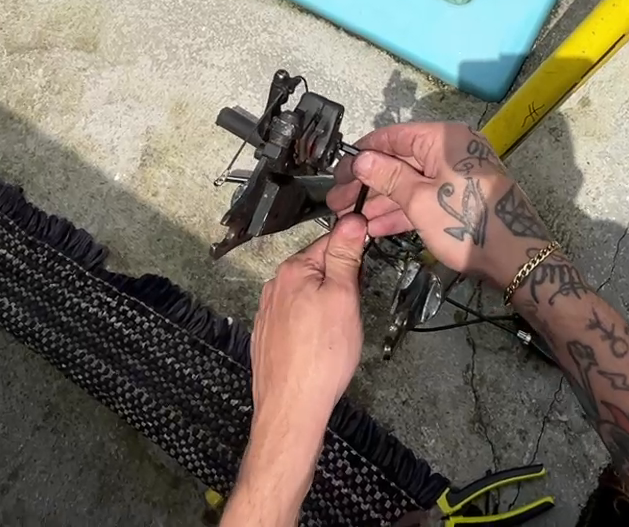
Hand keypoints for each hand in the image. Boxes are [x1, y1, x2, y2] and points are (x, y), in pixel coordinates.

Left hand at [227, 216, 369, 526]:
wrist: (291, 410)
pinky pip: (295, 317)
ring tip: (336, 332)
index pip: (329, 243)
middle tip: (350, 310)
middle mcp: (274, 286)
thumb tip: (351, 218)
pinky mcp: (266, 337)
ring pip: (306, 294)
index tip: (362, 275)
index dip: (352, 257)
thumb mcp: (344, 297)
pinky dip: (310, 324)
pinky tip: (318, 345)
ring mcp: (267, 312)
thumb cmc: (322, 355)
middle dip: (339, 283)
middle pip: (317, 268)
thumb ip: (345, 255)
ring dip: (324, 303)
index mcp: (293, 270)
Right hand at [328, 122, 552, 287]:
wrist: (517, 259)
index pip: (393, 136)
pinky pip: (425, 196)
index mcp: (444, 138)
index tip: (339, 173)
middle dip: (368, 183)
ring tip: (351, 218)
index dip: (363, 154)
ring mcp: (457, 174)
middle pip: (400, 160)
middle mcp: (452, 149)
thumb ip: (387, 177)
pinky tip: (375, 226)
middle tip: (339, 202)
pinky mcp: (461, 197)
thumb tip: (361, 159)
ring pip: (410, 181)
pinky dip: (402, 210)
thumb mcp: (419, 201)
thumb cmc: (468, 225)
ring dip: (380, 200)